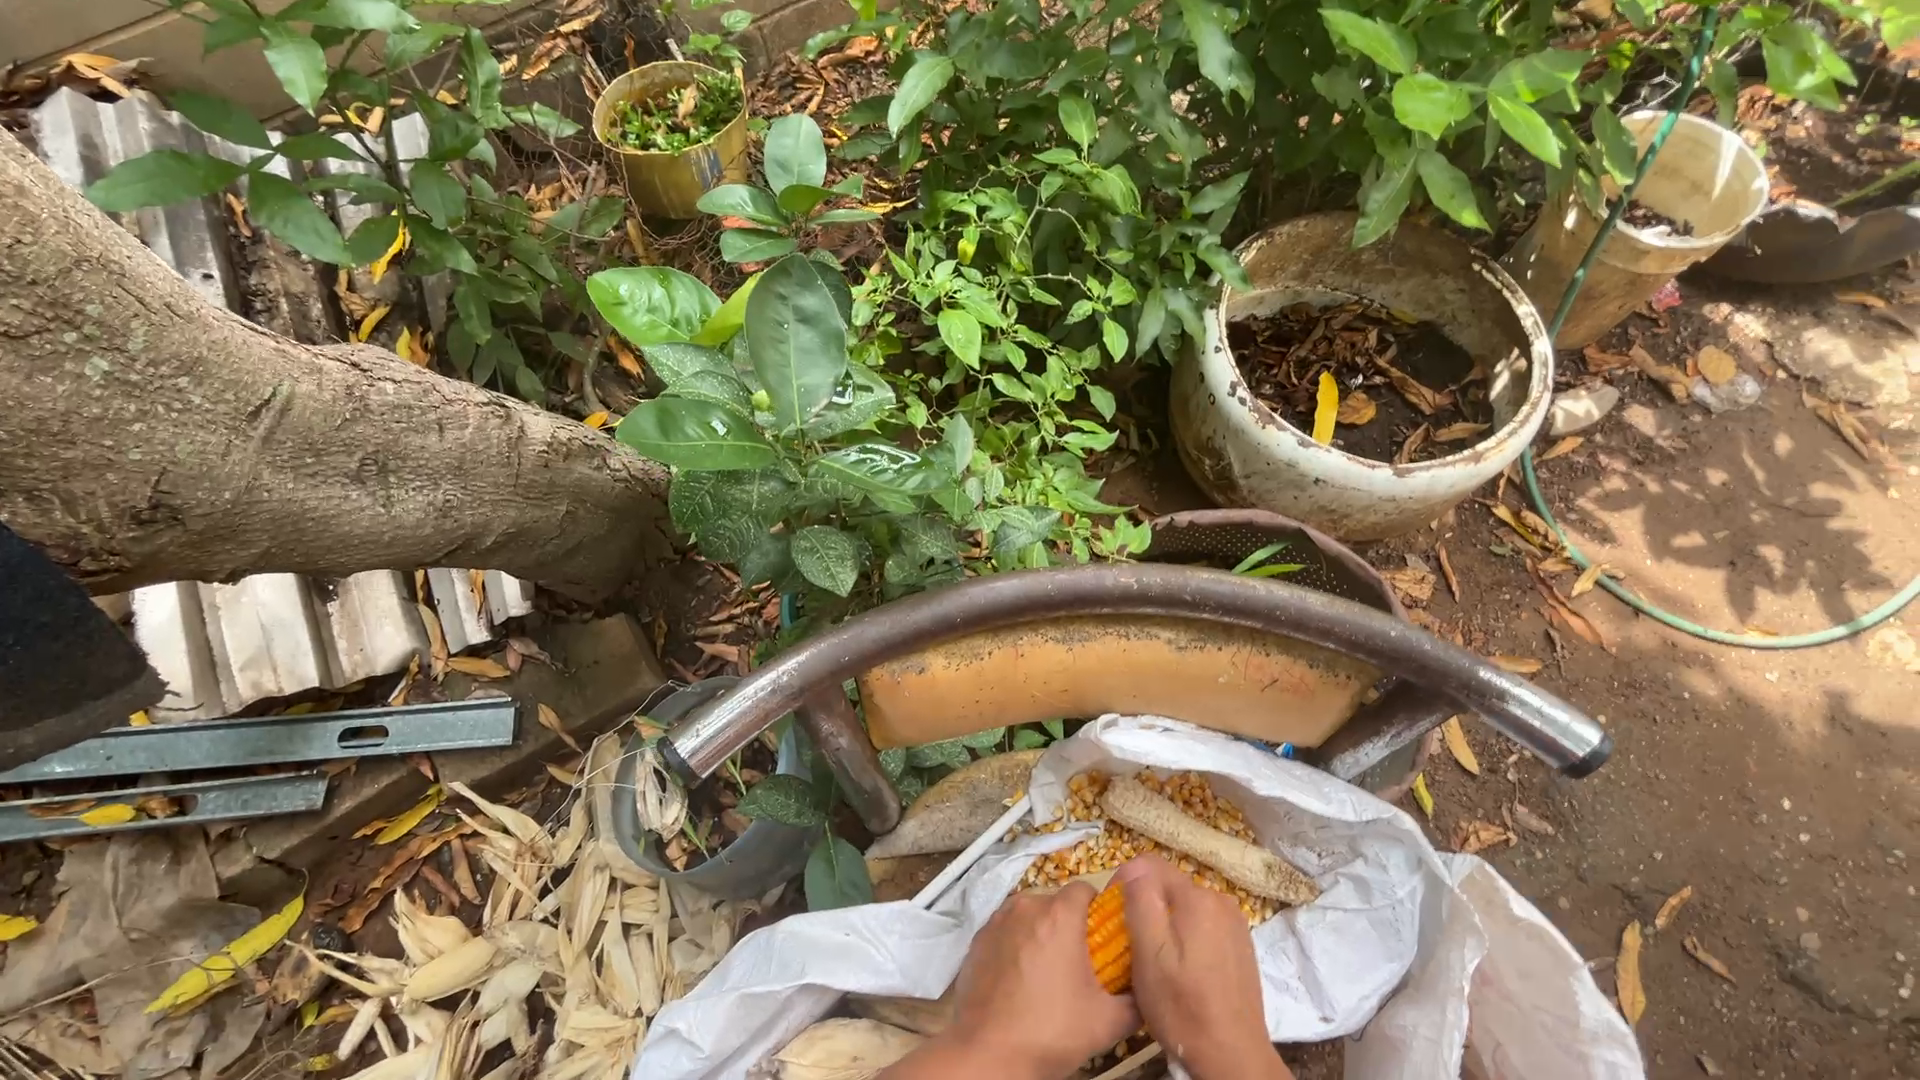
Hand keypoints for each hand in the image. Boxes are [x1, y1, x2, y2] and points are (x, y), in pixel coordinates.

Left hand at [887, 883, 1139, 1079]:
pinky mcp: (977, 939)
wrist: (989, 1053)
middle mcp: (1026, 906)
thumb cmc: (1051, 1031)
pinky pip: (1006, 931)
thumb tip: (1146, 989)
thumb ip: (1136, 998)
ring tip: (1047, 973)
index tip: (1102, 940)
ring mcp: (997, 921)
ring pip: (1029, 915)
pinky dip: (1015, 945)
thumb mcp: (1109, 1022)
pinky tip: (1019, 979)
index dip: (1097, 910)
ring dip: (1041, 933)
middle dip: (1069, 926)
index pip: (1085, 889)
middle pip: (1056, 903)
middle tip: (1077, 964)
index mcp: (1058, 915)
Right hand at [1117, 855, 1293, 1079]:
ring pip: (1184, 906)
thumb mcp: (1150, 955)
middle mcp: (1220, 901)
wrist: (1234, 1058)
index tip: (1114, 915)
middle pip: (1168, 885)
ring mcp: (1234, 923)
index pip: (1150, 864)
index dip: (1125, 883)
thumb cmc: (1183, 1008)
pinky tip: (1182, 969)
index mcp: (1197, 898)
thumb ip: (1142, 902)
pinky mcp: (1240, 944)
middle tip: (1132, 945)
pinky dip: (1186, 937)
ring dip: (1165, 922)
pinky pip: (1202, 924)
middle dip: (1146, 905)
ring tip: (1156, 961)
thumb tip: (1133, 865)